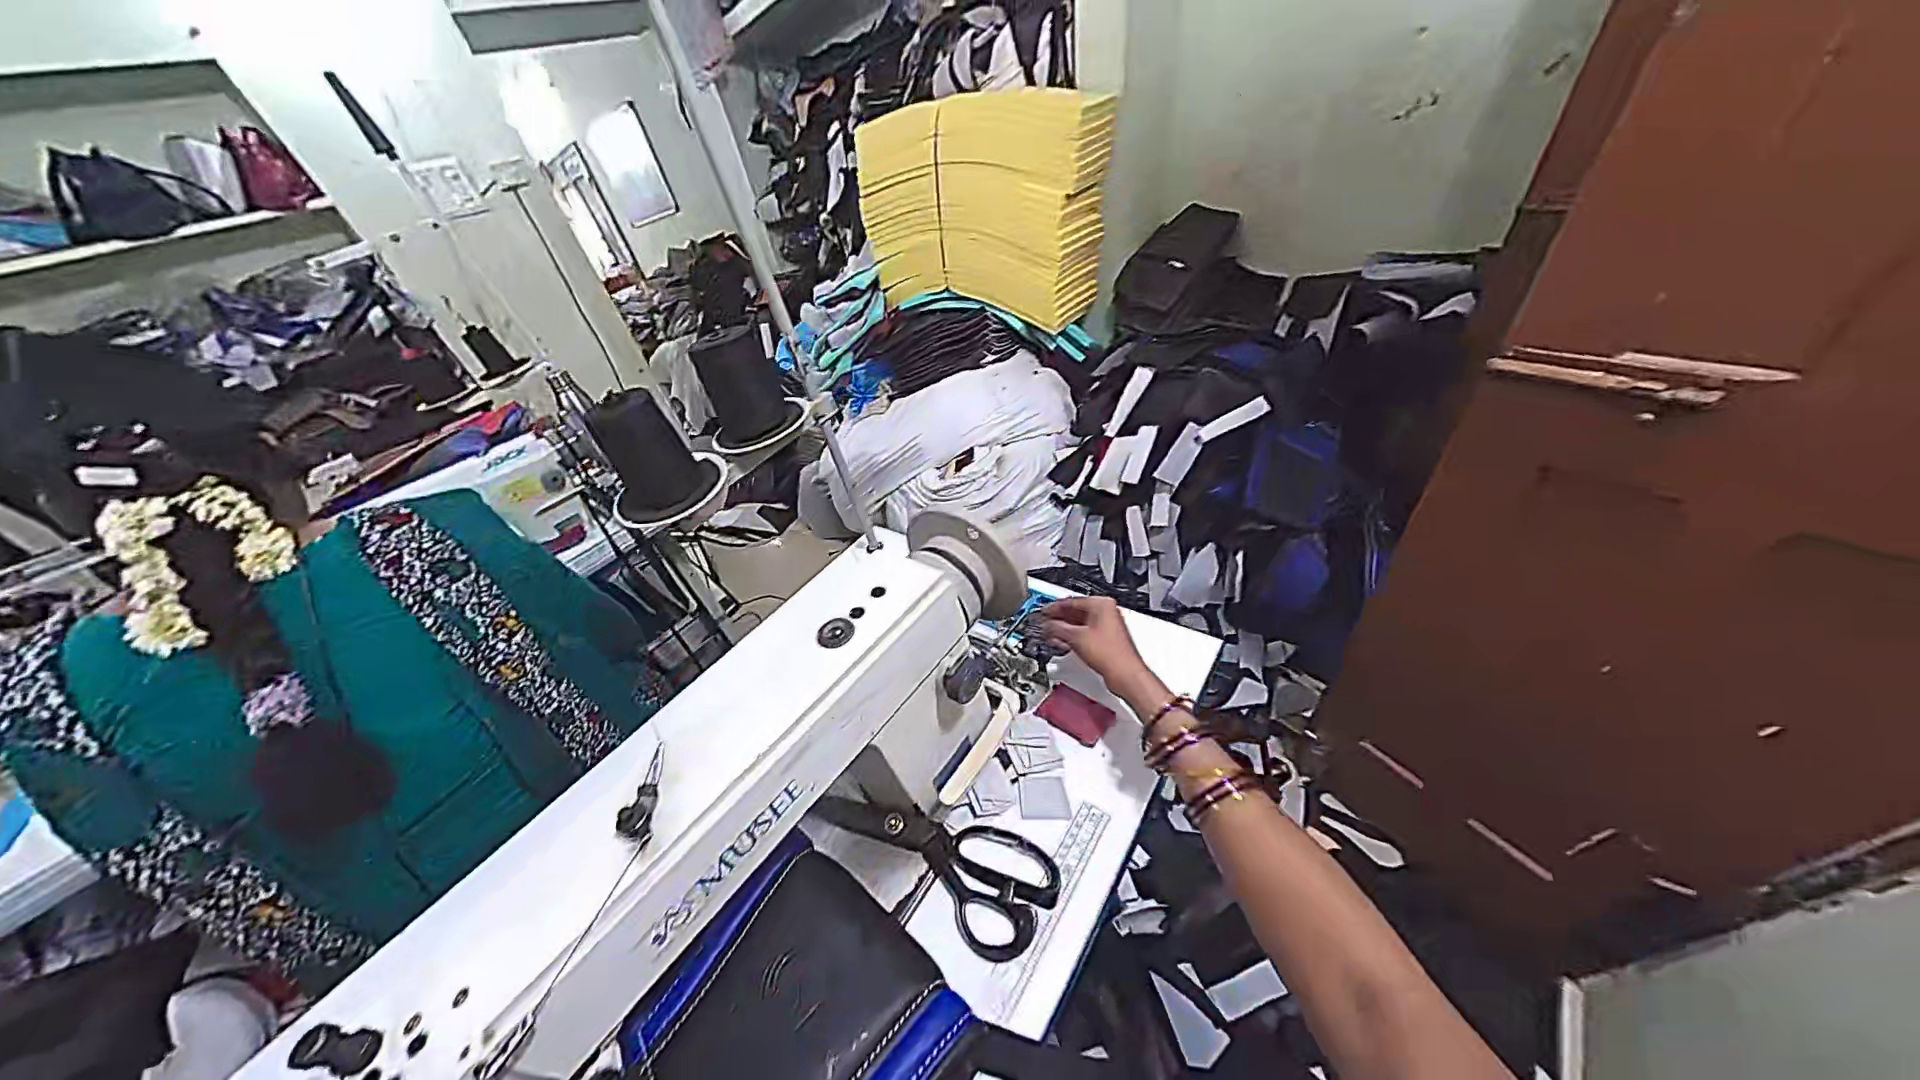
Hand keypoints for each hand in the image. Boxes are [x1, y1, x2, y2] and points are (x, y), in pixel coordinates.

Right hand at [1039, 596, 1151, 692]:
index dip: (1054, 607)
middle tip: (1045, 623)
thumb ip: (1057, 628)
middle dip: (1059, 619)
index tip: (1044, 612)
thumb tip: (1047, 625)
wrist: (1125, 674)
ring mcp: (1107, 626)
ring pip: (1080, 624)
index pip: (1072, 601)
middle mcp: (1107, 612)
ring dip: (1065, 629)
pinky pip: (1085, 633)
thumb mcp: (1076, 638)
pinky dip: (1073, 637)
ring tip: (1051, 634)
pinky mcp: (1106, 639)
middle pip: (1076, 612)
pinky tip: (1063, 642)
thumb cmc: (1111, 654)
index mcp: (1102, 604)